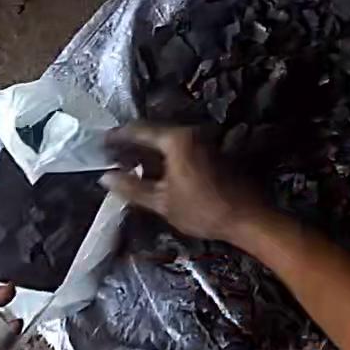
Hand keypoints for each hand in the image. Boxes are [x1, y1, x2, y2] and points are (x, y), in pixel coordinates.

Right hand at [102, 123, 270, 243]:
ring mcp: (202, 140)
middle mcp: (189, 132)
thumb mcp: (162, 202)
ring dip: (147, 150)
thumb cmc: (203, 210)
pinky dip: (162, 155)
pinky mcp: (210, 151)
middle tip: (112, 156)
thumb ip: (131, 188)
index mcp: (175, 139)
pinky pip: (179, 146)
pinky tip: (153, 170)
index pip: (137, 130)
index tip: (100, 144)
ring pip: (166, 140)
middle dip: (130, 144)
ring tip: (129, 164)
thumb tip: (105, 178)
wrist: (248, 219)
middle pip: (152, 132)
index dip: (116, 137)